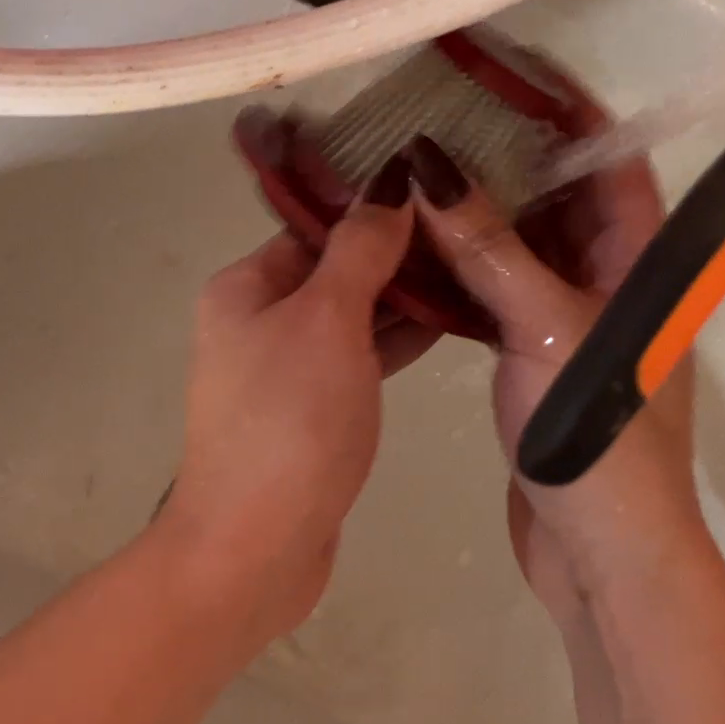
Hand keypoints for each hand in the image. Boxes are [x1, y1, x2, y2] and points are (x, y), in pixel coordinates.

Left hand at [156, 155, 437, 637]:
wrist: (256, 543)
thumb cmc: (288, 422)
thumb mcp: (324, 319)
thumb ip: (357, 250)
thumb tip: (389, 182)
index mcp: (242, 290)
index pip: (313, 226)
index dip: (376, 203)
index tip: (448, 180)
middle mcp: (254, 327)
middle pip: (333, 272)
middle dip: (399, 252)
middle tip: (482, 221)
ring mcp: (280, 378)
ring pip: (348, 322)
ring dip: (403, 300)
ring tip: (481, 265)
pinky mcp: (307, 420)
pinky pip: (354, 366)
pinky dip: (392, 347)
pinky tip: (450, 325)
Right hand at [404, 103, 695, 626]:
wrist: (596, 547)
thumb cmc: (593, 435)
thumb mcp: (542, 327)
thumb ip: (489, 249)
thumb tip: (428, 170)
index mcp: (642, 264)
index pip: (609, 165)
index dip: (559, 122)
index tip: (487, 97)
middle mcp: (612, 287)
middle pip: (558, 208)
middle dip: (500, 173)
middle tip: (425, 146)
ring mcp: (569, 330)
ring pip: (520, 259)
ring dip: (472, 230)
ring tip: (408, 199)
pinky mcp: (531, 368)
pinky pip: (495, 304)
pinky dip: (460, 284)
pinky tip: (414, 271)